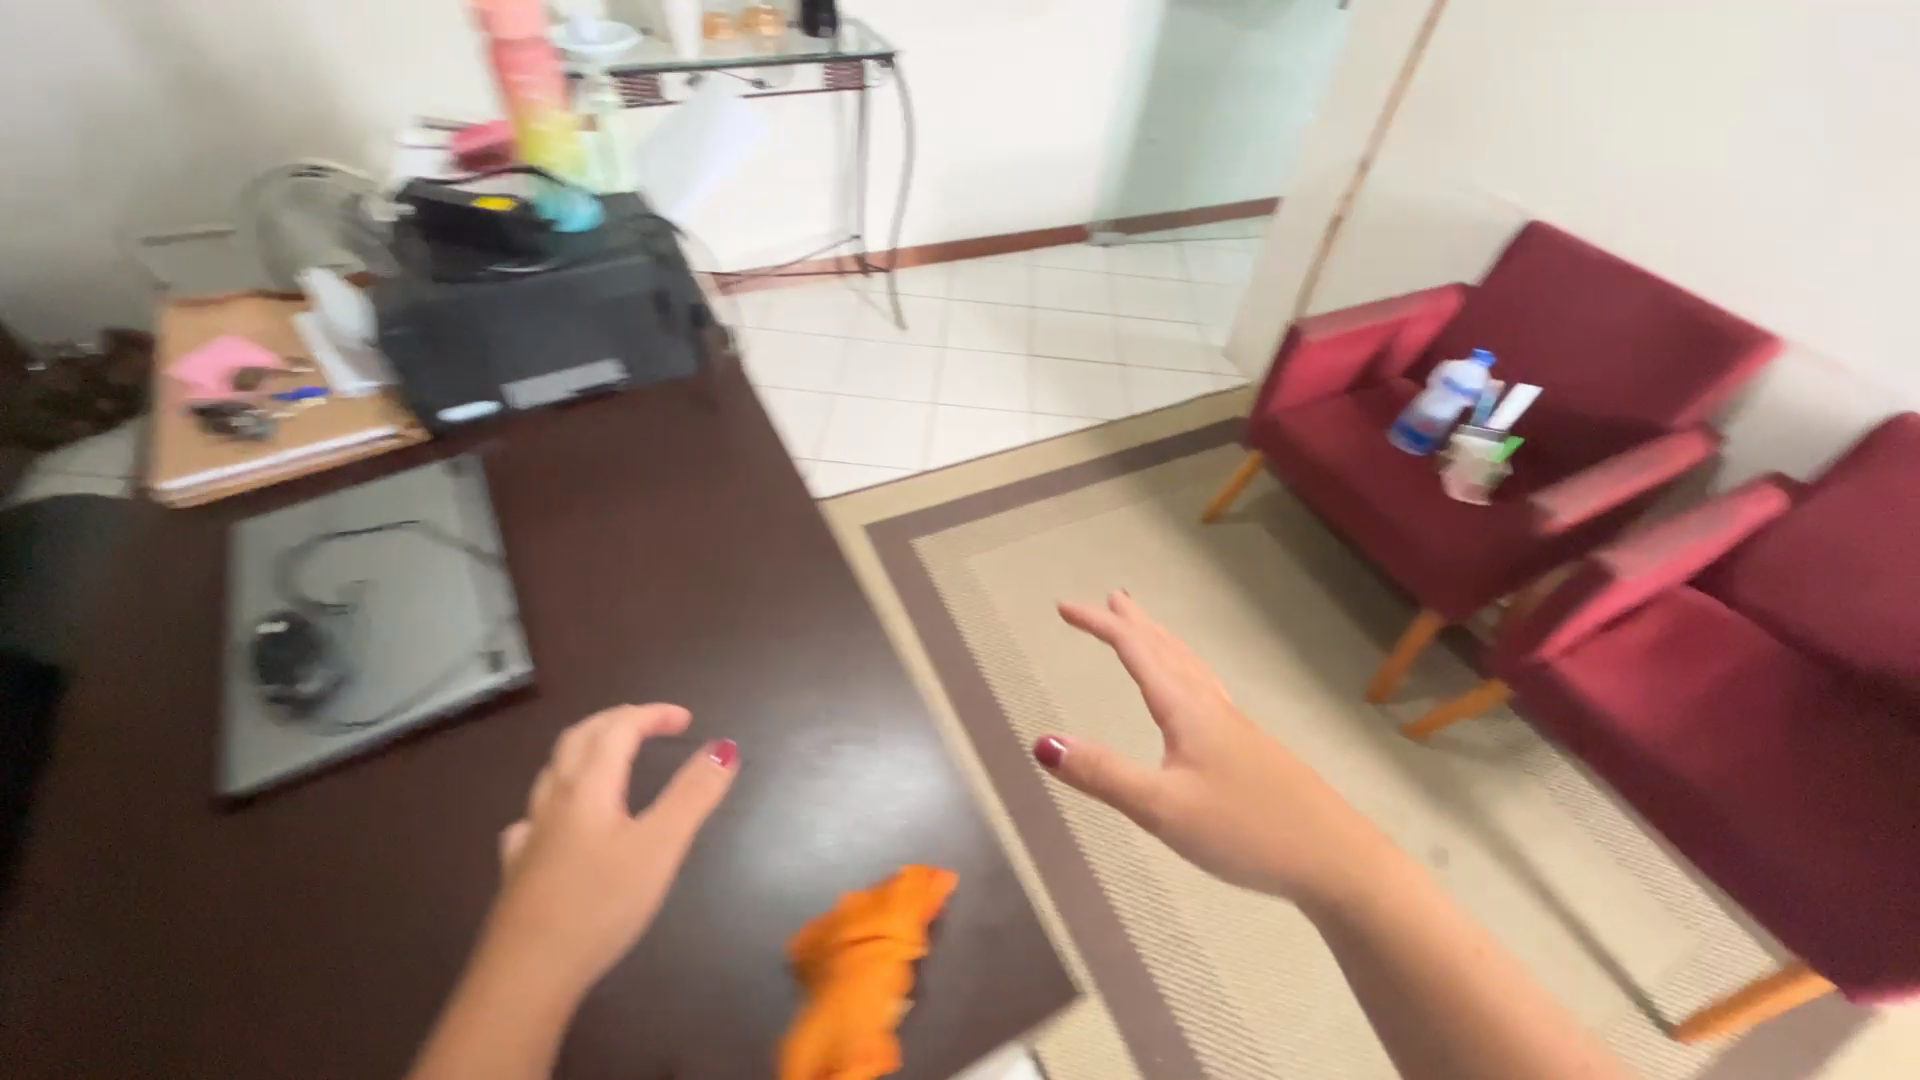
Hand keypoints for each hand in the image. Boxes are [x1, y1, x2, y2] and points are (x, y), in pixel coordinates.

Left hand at [481, 704, 739, 1000]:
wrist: (525, 977)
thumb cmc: (599, 905)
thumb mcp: (660, 847)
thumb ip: (693, 795)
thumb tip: (724, 747)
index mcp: (588, 788)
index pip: (618, 729)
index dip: (652, 715)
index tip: (686, 719)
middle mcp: (554, 802)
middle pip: (578, 740)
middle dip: (616, 721)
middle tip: (650, 724)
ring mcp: (530, 837)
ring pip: (552, 774)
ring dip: (584, 752)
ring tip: (610, 760)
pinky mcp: (518, 872)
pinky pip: (532, 820)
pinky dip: (555, 804)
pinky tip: (558, 826)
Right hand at [1035, 592, 1387, 903]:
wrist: (1337, 862)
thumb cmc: (1246, 831)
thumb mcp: (1162, 809)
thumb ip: (1101, 774)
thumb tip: (1041, 741)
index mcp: (1186, 710)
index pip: (1135, 651)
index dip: (1098, 625)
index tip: (1063, 607)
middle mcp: (1211, 707)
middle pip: (1166, 649)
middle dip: (1133, 623)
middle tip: (1111, 598)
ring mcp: (1235, 728)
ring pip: (1190, 668)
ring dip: (1161, 642)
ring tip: (1146, 630)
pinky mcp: (1250, 750)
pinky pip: (1205, 689)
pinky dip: (1183, 671)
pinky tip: (1191, 695)